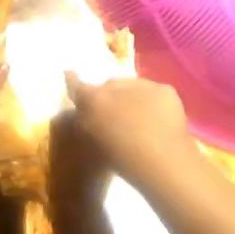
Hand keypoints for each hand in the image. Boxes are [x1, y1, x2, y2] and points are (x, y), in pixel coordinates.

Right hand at [63, 73, 196, 184]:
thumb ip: (86, 121)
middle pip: (109, 85)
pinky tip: (158, 118)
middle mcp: (114, 85)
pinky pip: (154, 92)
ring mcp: (141, 84)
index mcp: (92, 99)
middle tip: (116, 115)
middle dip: (110, 96)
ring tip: (140, 117)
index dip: (72, 80)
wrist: (161, 158)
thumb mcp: (93, 141)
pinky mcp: (164, 89)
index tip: (70, 75)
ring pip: (133, 86)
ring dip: (132, 97)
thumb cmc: (120, 158)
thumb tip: (83, 112)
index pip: (75, 83)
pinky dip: (153, 101)